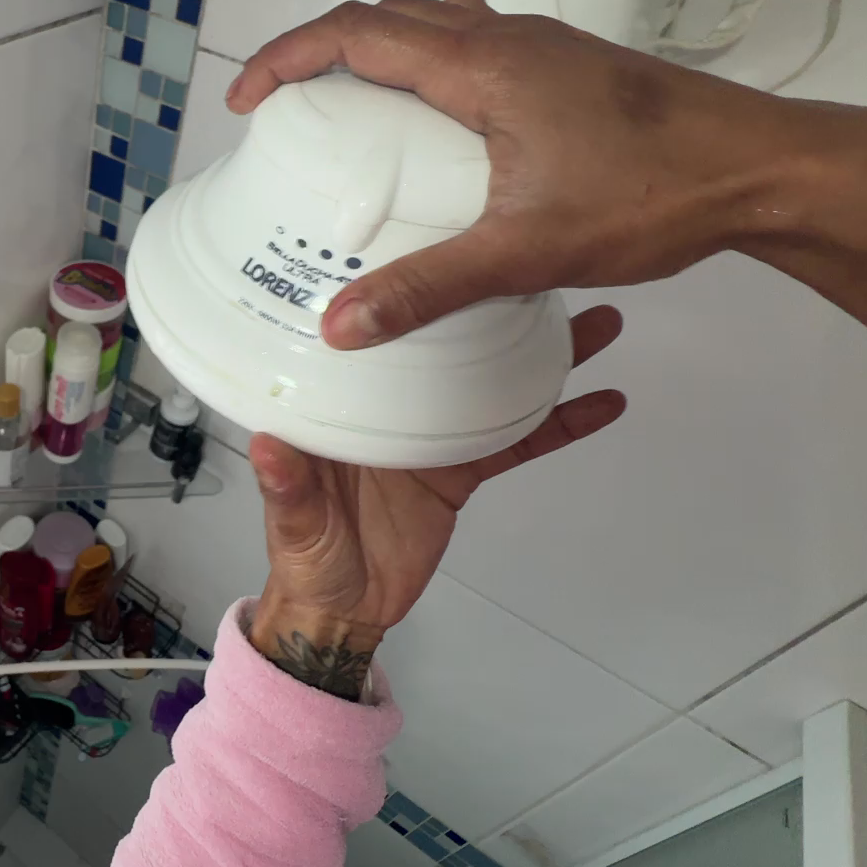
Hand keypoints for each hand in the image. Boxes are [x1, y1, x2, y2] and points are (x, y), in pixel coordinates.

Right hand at [226, 0, 838, 350]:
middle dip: (315, 54)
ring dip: (368, 52)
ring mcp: (536, 47)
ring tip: (340, 107)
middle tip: (284, 109)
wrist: (776, 170)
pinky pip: (466, 41)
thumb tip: (338, 327)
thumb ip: (428, 288)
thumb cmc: (654, 196)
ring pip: (426, 24)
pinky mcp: (559, 68)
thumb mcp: (527, 251)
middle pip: (383, 18)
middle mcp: (502, 39)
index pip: (357, 33)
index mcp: (481, 67)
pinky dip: (420, 59)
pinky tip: (427, 102)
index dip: (287, 58)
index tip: (246, 100)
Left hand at [247, 306, 626, 698]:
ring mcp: (429, 437)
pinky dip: (555, 423)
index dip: (395, 304)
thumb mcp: (291, 523)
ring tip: (589, 323)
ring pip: (486, 385)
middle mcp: (386, 409)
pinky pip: (514, 443)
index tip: (431, 259)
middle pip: (439, 351)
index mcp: (342, 409)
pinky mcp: (460, 472)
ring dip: (533, 357)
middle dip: (482, 312)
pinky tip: (601, 402)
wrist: (347, 607)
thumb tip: (265, 444)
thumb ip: (284, 488)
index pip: (367, 345)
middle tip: (534, 274)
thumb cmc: (307, 559)